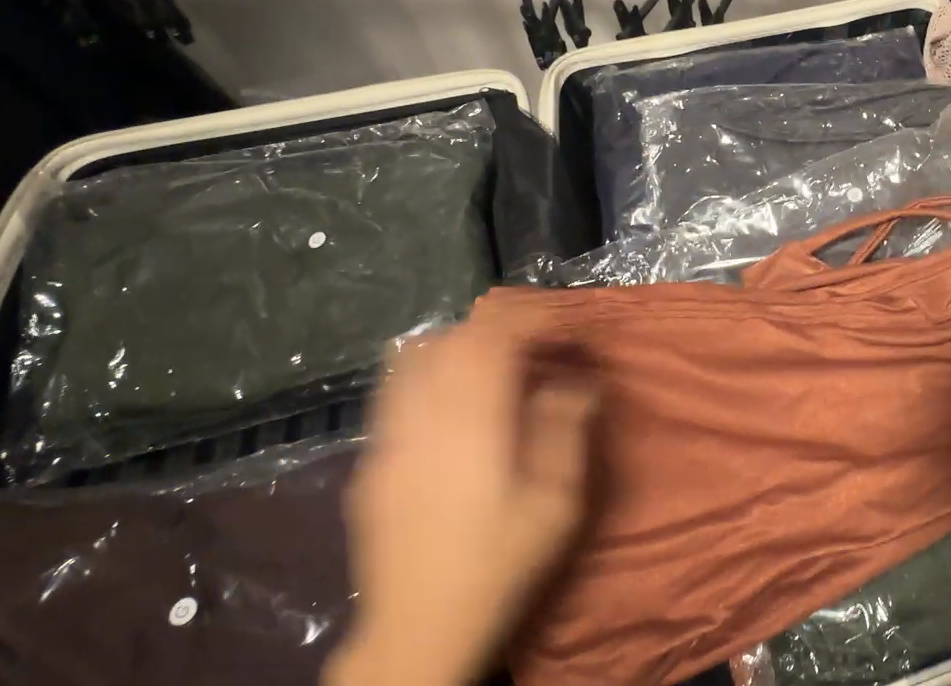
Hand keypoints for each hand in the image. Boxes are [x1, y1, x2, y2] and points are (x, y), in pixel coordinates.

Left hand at [324, 322, 599, 685]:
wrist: (417, 630)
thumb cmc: (499, 564)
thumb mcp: (555, 502)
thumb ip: (566, 429)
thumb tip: (579, 378)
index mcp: (472, 420)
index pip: (498, 336)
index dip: (536, 320)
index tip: (567, 332)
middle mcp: (423, 415)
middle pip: (455, 336)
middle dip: (501, 328)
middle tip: (538, 347)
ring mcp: (388, 436)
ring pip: (414, 355)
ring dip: (459, 344)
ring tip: (493, 365)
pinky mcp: (371, 459)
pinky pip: (394, 390)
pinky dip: (428, 373)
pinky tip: (452, 405)